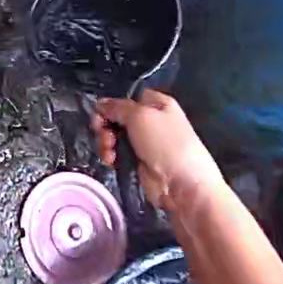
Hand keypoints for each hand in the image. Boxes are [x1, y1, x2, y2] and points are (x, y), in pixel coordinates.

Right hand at [90, 89, 225, 212]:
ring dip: (106, 142)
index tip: (101, 112)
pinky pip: (117, 153)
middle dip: (105, 125)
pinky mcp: (137, 162)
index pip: (128, 97)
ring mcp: (144, 143)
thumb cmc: (165, 143)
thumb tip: (100, 103)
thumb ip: (116, 107)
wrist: (182, 185)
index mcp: (157, 104)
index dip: (113, 104)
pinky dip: (110, 155)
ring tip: (110, 151)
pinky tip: (112, 160)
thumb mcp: (140, 115)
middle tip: (103, 133)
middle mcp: (151, 121)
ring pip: (114, 136)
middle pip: (117, 117)